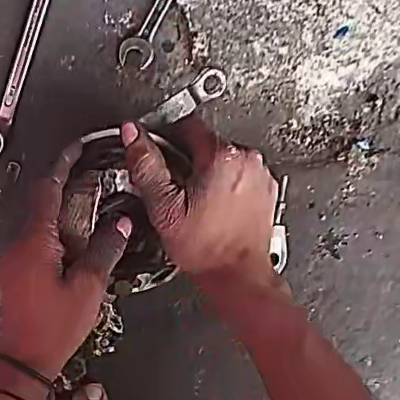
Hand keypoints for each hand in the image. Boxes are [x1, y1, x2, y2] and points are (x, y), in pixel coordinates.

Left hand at [0, 143, 132, 377]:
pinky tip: (70, 246)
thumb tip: (119, 226)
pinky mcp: (11, 273)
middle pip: (38, 203)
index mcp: (34, 243)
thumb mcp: (88, 289)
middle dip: (63, 189)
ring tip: (85, 215)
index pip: (46, 191)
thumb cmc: (52, 330)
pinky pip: (30, 241)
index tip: (76, 151)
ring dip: (58, 214)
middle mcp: (16, 246)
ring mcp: (11, 259)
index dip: (62, 166)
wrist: (23, 361)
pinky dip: (50, 234)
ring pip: (34, 223)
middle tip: (88, 181)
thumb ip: (104, 251)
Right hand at [121, 116, 279, 294]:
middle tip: (175, 191)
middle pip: (206, 144)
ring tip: (196, 204)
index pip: (187, 125)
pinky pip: (239, 177)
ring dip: (207, 174)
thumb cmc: (206, 249)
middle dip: (188, 162)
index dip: (167, 140)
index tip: (159, 157)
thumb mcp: (165, 209)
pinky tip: (214, 210)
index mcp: (221, 156)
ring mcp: (259, 174)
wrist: (238, 274)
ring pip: (223, 160)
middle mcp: (246, 159)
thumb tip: (133, 136)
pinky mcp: (265, 190)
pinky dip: (225, 187)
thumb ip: (147, 167)